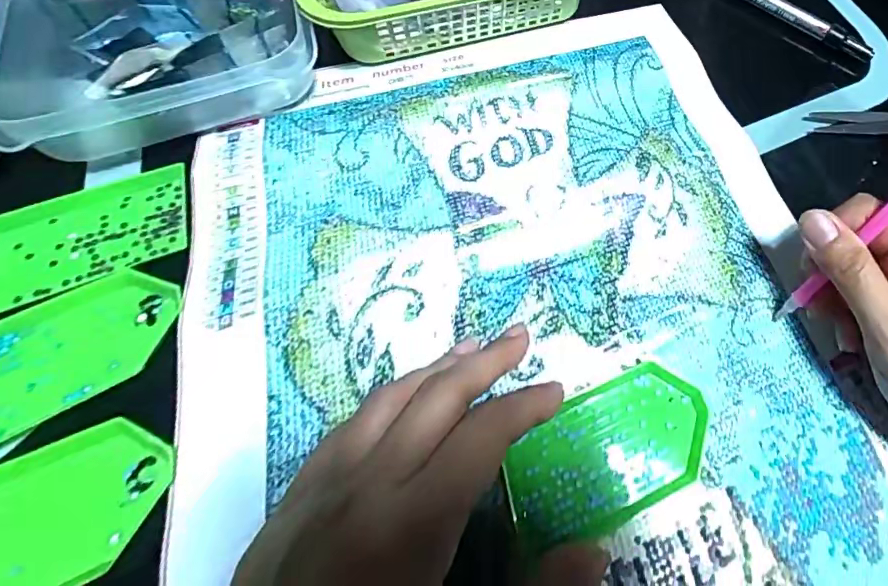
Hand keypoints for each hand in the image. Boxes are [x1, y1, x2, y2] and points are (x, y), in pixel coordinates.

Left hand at [232, 325, 607, 585]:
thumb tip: (597, 552)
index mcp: (411, 521)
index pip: (483, 436)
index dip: (525, 406)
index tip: (556, 391)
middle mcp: (366, 487)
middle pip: (437, 399)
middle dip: (486, 362)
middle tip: (521, 336)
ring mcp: (321, 489)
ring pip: (388, 401)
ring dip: (436, 368)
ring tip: (470, 347)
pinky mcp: (290, 502)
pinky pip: (346, 426)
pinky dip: (387, 397)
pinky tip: (399, 396)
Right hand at [798, 196, 887, 473]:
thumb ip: (851, 274)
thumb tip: (812, 217)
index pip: (872, 214)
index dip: (834, 235)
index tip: (810, 276)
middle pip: (867, 241)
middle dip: (837, 275)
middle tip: (824, 317)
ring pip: (868, 269)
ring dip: (847, 299)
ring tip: (850, 340)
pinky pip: (882, 292)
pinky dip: (862, 314)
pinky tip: (862, 344)